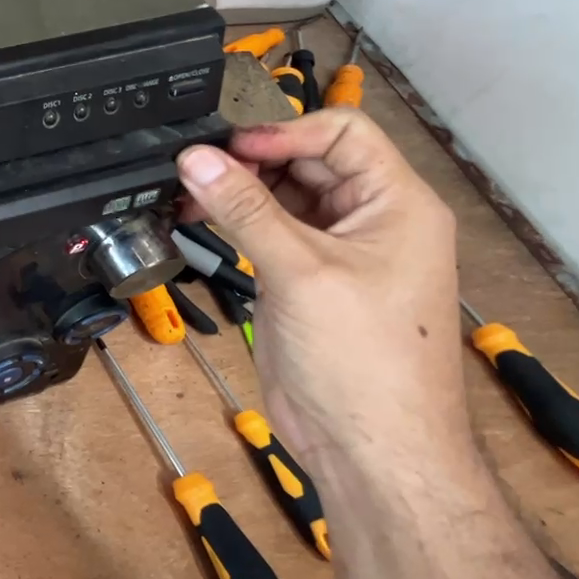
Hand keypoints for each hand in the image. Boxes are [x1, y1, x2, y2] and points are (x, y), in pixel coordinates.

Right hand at [174, 109, 471, 467]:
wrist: (368, 446)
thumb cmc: (361, 357)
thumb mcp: (301, 271)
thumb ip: (244, 209)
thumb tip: (194, 157)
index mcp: (395, 205)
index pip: (340, 134)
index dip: (282, 132)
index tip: (225, 149)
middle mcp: (367, 219)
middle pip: (304, 160)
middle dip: (247, 160)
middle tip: (191, 169)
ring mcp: (332, 248)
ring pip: (278, 194)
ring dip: (232, 189)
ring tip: (183, 193)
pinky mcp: (300, 275)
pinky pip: (263, 227)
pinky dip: (228, 218)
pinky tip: (192, 219)